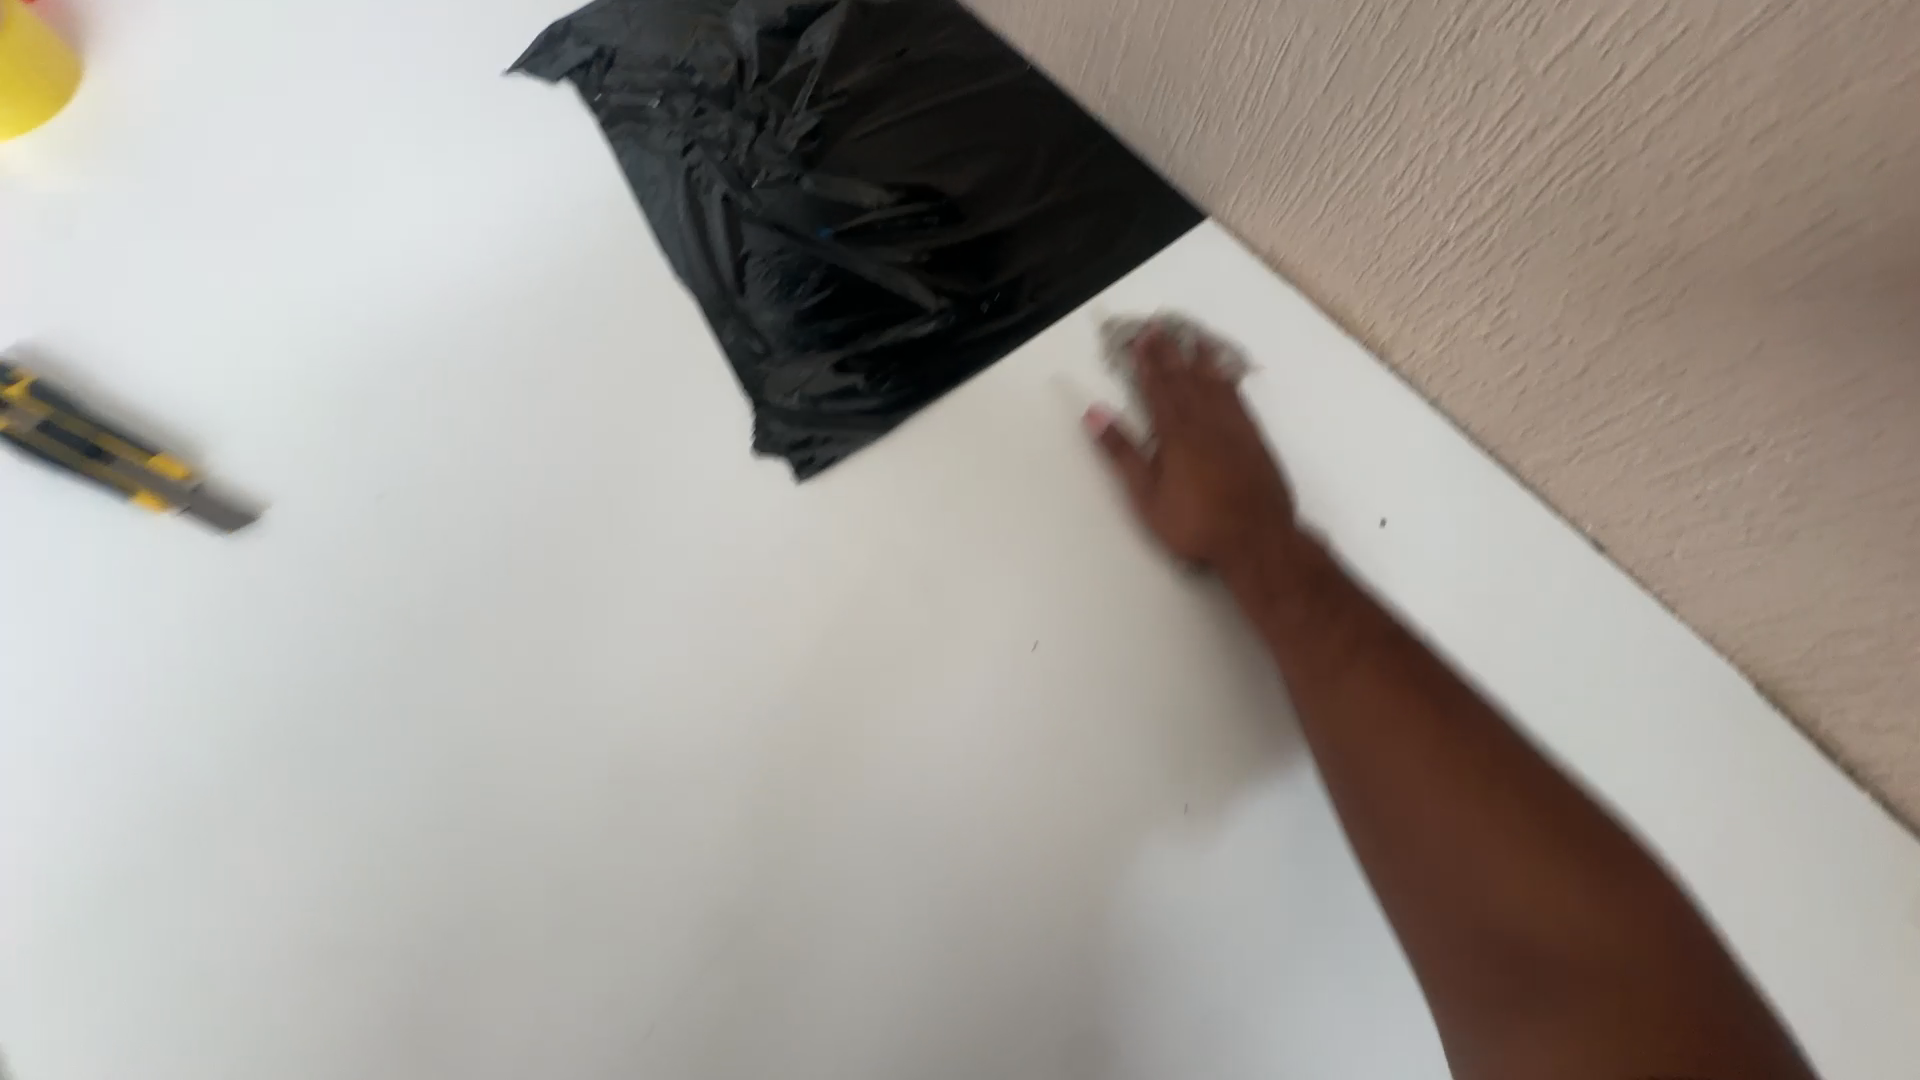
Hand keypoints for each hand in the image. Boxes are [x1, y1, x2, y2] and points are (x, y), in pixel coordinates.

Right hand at [1084, 326, 1300, 576]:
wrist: (1256, 538)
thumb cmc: (1194, 522)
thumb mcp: (1146, 494)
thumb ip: (1121, 452)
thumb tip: (1095, 414)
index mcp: (1176, 433)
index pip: (1157, 388)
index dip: (1147, 362)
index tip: (1140, 340)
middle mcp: (1206, 421)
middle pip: (1185, 379)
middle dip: (1169, 352)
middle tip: (1160, 328)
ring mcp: (1235, 428)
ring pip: (1216, 383)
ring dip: (1202, 358)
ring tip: (1194, 338)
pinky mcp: (1255, 440)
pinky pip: (1238, 398)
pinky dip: (1229, 381)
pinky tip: (1226, 377)